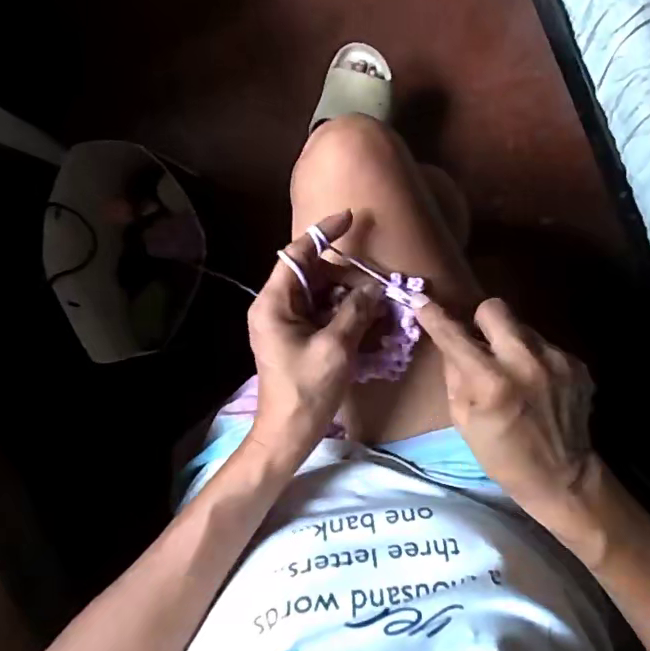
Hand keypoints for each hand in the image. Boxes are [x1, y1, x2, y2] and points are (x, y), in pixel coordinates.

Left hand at [247, 210, 383, 453]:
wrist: (287, 433)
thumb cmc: (306, 390)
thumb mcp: (335, 347)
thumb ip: (355, 311)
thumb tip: (374, 287)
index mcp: (273, 303)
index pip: (297, 254)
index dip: (324, 233)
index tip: (351, 217)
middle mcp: (274, 307)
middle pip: (310, 274)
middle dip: (344, 272)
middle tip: (375, 279)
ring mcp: (283, 323)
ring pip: (318, 293)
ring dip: (346, 293)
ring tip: (376, 299)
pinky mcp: (294, 337)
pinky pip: (319, 312)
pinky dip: (341, 310)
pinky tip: (365, 316)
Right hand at [415, 298, 599, 528]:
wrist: (564, 478)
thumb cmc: (503, 456)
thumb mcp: (463, 421)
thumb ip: (455, 375)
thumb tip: (450, 343)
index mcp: (493, 382)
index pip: (455, 336)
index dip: (434, 317)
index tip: (422, 302)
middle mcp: (526, 362)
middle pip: (494, 309)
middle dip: (481, 321)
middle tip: (479, 343)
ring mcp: (557, 360)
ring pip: (522, 327)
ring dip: (510, 343)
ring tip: (513, 373)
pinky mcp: (577, 365)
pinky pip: (544, 346)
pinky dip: (533, 359)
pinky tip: (536, 385)